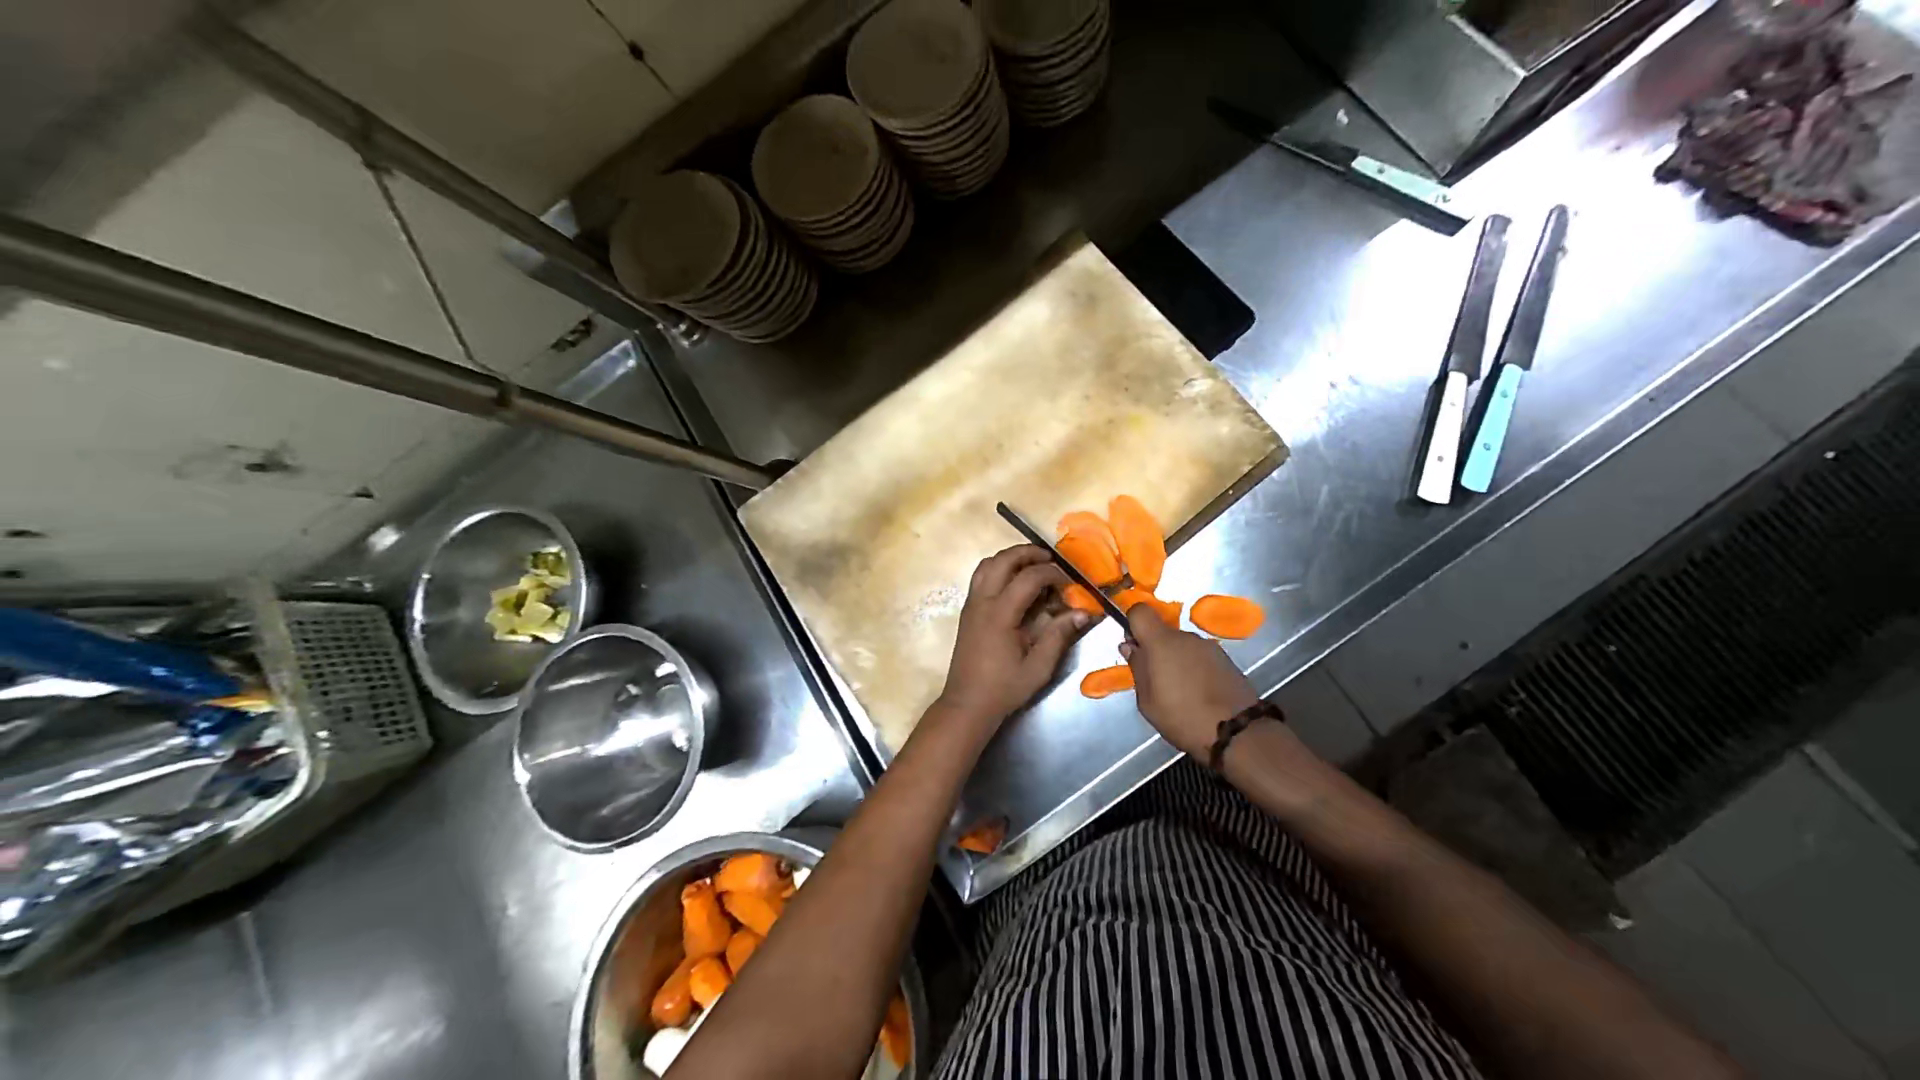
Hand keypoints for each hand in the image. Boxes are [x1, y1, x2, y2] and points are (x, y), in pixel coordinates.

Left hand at [936, 546, 1089, 727]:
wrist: (967, 703)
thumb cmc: (1004, 688)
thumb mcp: (1038, 667)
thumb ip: (1059, 635)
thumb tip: (1083, 612)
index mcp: (1000, 614)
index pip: (1028, 577)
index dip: (1051, 573)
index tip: (1068, 582)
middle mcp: (982, 602)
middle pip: (1003, 560)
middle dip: (1028, 553)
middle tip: (1050, 559)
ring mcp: (971, 604)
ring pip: (987, 564)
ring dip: (1010, 558)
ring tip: (1032, 566)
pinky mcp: (967, 611)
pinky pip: (980, 577)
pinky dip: (998, 569)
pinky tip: (1014, 583)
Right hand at [1120, 606, 1260, 757]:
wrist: (1237, 732)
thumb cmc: (1182, 717)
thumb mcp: (1147, 701)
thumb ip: (1137, 669)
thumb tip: (1131, 647)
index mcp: (1162, 643)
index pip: (1140, 611)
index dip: (1132, 623)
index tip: (1133, 646)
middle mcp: (1186, 637)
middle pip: (1162, 631)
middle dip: (1154, 648)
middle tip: (1154, 677)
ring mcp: (1208, 647)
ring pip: (1182, 645)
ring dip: (1175, 659)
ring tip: (1178, 690)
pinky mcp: (1225, 659)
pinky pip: (1199, 656)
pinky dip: (1194, 667)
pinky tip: (1197, 692)